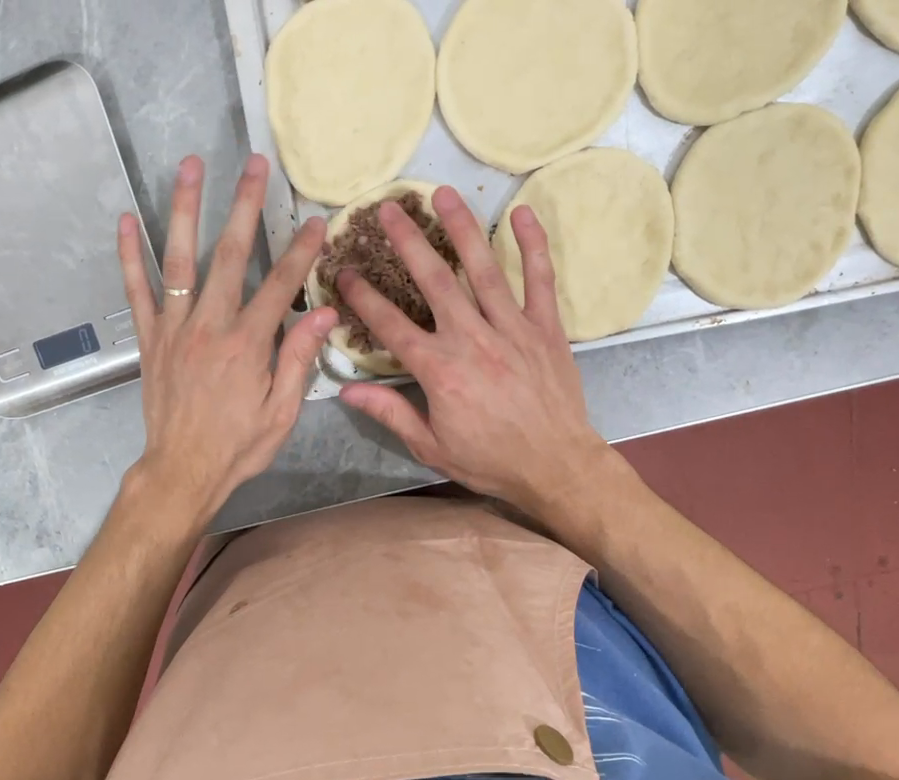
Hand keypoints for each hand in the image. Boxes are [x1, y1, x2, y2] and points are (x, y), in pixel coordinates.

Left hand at [119, 154, 335, 526]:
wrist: (182, 471)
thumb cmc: (237, 448)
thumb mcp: (281, 413)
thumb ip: (299, 359)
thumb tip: (324, 314)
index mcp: (247, 345)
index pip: (280, 285)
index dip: (301, 251)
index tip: (317, 221)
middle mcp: (208, 326)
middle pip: (231, 255)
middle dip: (245, 206)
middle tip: (254, 164)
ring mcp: (173, 329)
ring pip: (179, 258)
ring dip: (185, 209)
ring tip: (191, 165)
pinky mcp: (149, 340)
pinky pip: (137, 291)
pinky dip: (130, 256)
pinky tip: (125, 221)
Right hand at [335, 187, 611, 520]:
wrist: (555, 465)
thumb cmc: (489, 460)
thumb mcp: (430, 446)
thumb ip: (390, 413)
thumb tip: (347, 392)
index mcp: (439, 370)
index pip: (391, 325)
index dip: (363, 297)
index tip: (343, 273)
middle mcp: (472, 339)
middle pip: (435, 280)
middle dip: (409, 241)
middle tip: (389, 209)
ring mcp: (512, 328)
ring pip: (484, 268)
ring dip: (461, 228)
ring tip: (443, 194)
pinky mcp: (545, 328)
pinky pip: (540, 279)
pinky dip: (533, 244)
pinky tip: (521, 213)